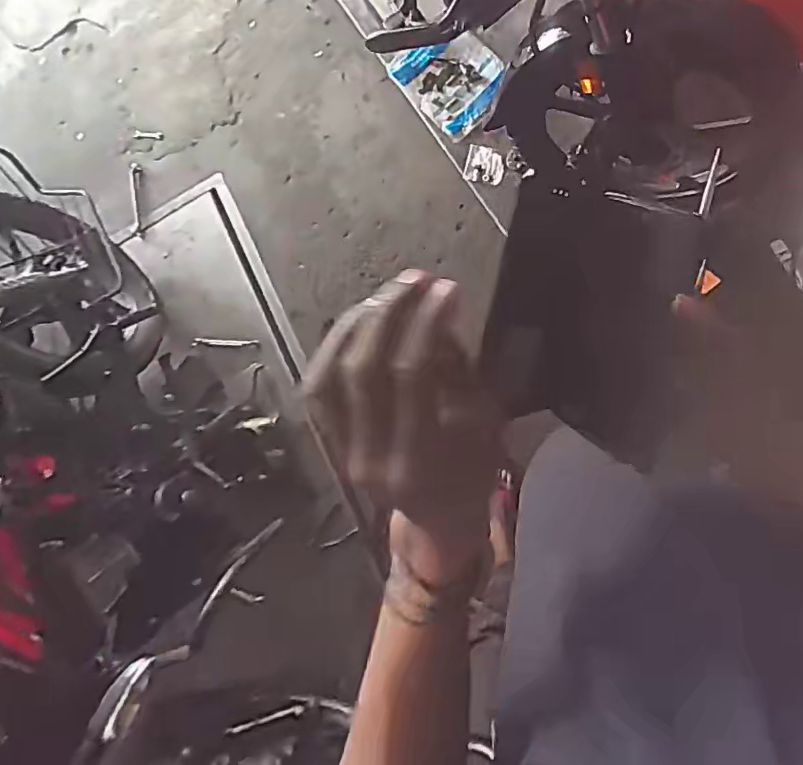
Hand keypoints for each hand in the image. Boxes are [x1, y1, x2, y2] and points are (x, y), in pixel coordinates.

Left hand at [303, 271, 497, 583]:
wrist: (439, 522)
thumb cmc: (473, 472)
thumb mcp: (484, 424)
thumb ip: (458, 373)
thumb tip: (437, 316)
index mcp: (417, 459)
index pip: (411, 375)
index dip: (427, 323)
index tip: (446, 288)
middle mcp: (369, 456)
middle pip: (364, 369)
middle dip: (389, 313)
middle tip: (414, 280)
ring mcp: (341, 451)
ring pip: (330, 375)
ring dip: (357, 324)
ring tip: (386, 293)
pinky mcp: (329, 441)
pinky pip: (319, 387)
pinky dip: (335, 346)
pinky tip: (357, 318)